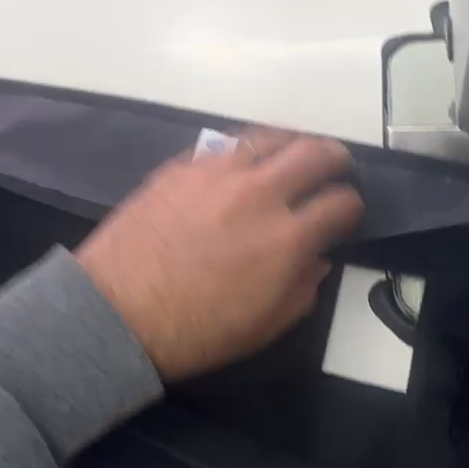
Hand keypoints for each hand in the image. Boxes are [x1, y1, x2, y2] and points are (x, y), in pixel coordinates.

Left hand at [75, 128, 364, 380]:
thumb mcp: (265, 326)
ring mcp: (220, 173)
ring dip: (293, 143)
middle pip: (314, 153)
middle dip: (334, 157)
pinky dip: (248, 151)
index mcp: (287, 238)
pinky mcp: (185, 164)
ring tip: (294, 152)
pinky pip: (229, 145)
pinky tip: (245, 163)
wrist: (116, 312)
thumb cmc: (195, 331)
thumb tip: (318, 257)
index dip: (352, 205)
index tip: (346, 211)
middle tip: (335, 164)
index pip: (340, 203)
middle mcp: (260, 194)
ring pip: (272, 136)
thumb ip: (304, 288)